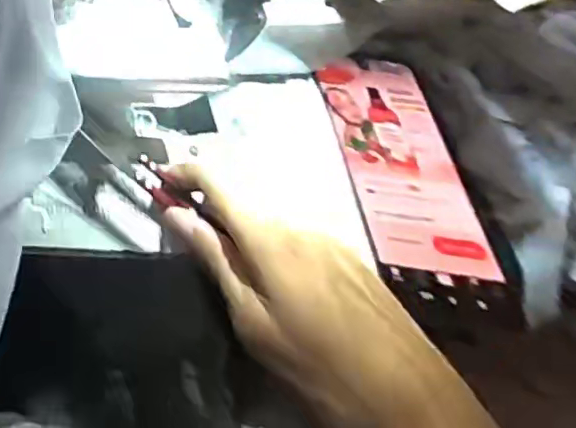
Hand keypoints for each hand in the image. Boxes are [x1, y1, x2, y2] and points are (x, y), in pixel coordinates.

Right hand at [158, 164, 495, 427]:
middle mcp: (298, 222)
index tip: (160, 179)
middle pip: (241, 199)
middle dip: (212, 210)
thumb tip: (176, 214)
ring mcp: (329, 237)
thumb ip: (213, 259)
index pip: (213, 179)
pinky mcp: (350, 256)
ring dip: (245, 230)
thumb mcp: (252, 320)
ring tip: (240, 271)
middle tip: (194, 237)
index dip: (182, 171)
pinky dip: (275, 244)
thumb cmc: (318, 366)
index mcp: (268, 235)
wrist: (415, 406)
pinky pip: (298, 236)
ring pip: (270, 219)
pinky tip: (283, 285)